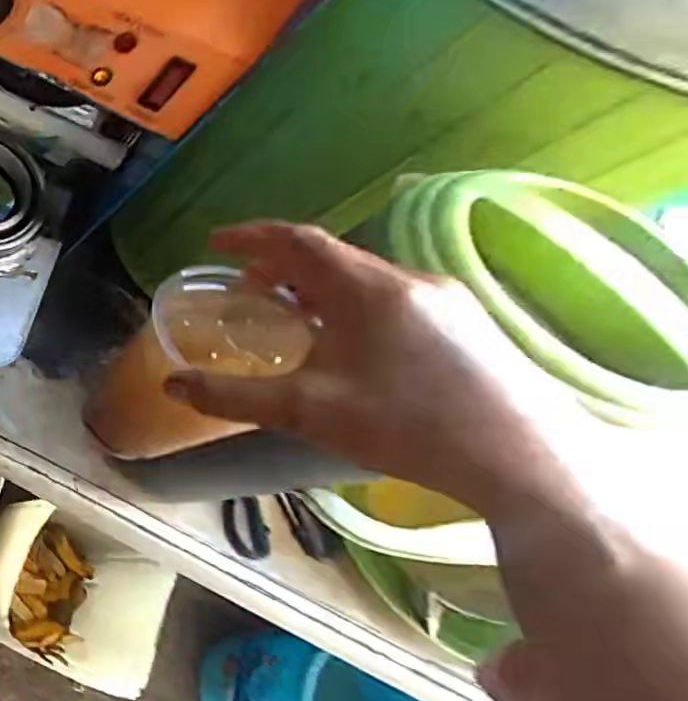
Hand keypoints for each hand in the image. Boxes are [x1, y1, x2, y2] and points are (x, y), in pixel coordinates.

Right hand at [162, 222, 592, 510]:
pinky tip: (338, 338)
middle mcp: (410, 283)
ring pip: (361, 276)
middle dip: (277, 265)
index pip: (299, 242)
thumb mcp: (303, 411)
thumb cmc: (407, 425)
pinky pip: (389, 295)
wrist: (529, 463)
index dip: (251, 237)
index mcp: (368, 290)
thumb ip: (230, 395)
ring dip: (312, 284)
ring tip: (284, 312)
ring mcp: (446, 302)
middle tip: (243, 288)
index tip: (214, 242)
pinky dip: (344, 300)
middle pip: (331, 256)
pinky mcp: (466, 325)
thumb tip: (171, 385)